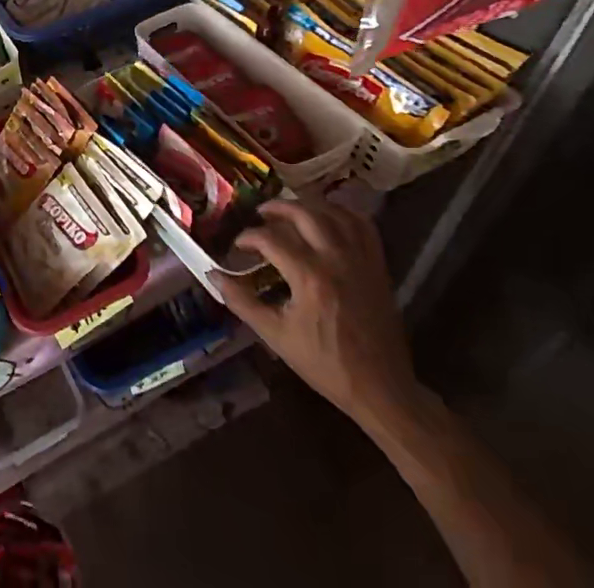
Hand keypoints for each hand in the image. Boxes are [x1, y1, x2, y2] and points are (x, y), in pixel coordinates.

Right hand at [213, 198, 421, 425]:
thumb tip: (212, 274)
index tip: (237, 247)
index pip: (271, 239)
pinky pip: (364, 228)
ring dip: (310, 206)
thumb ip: (241, 300)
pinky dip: (343, 216)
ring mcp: (362, 262)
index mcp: (310, 277)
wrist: (381, 388)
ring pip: (337, 215)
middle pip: (305, 214)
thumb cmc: (324, 362)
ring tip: (290, 211)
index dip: (248, 237)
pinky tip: (327, 220)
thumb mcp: (274, 334)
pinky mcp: (378, 269)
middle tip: (259, 214)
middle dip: (277, 208)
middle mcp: (338, 261)